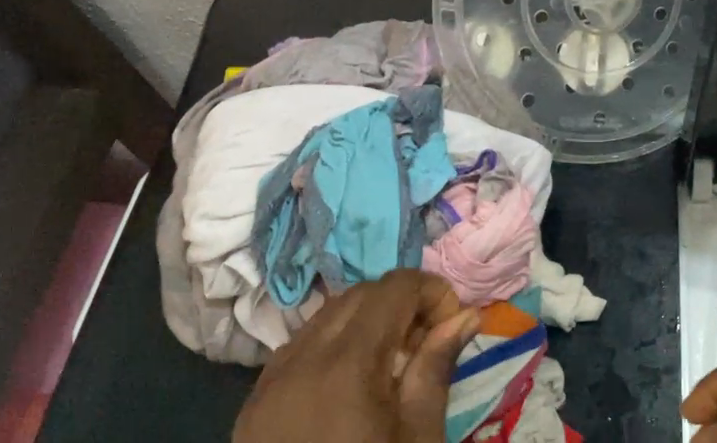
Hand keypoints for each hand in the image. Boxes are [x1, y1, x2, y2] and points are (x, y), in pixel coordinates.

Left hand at [234, 269, 480, 442]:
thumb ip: (437, 368)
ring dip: (365, 322)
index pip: (394, 287)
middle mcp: (302, 359)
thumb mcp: (418, 439)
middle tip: (425, 343)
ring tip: (389, 365)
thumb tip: (466, 315)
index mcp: (348, 364)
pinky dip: (329, 346)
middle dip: (400, 304)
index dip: (431, 292)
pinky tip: (347, 386)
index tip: (451, 325)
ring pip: (324, 317)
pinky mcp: (251, 408)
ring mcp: (269, 382)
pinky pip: (296, 349)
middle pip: (360, 295)